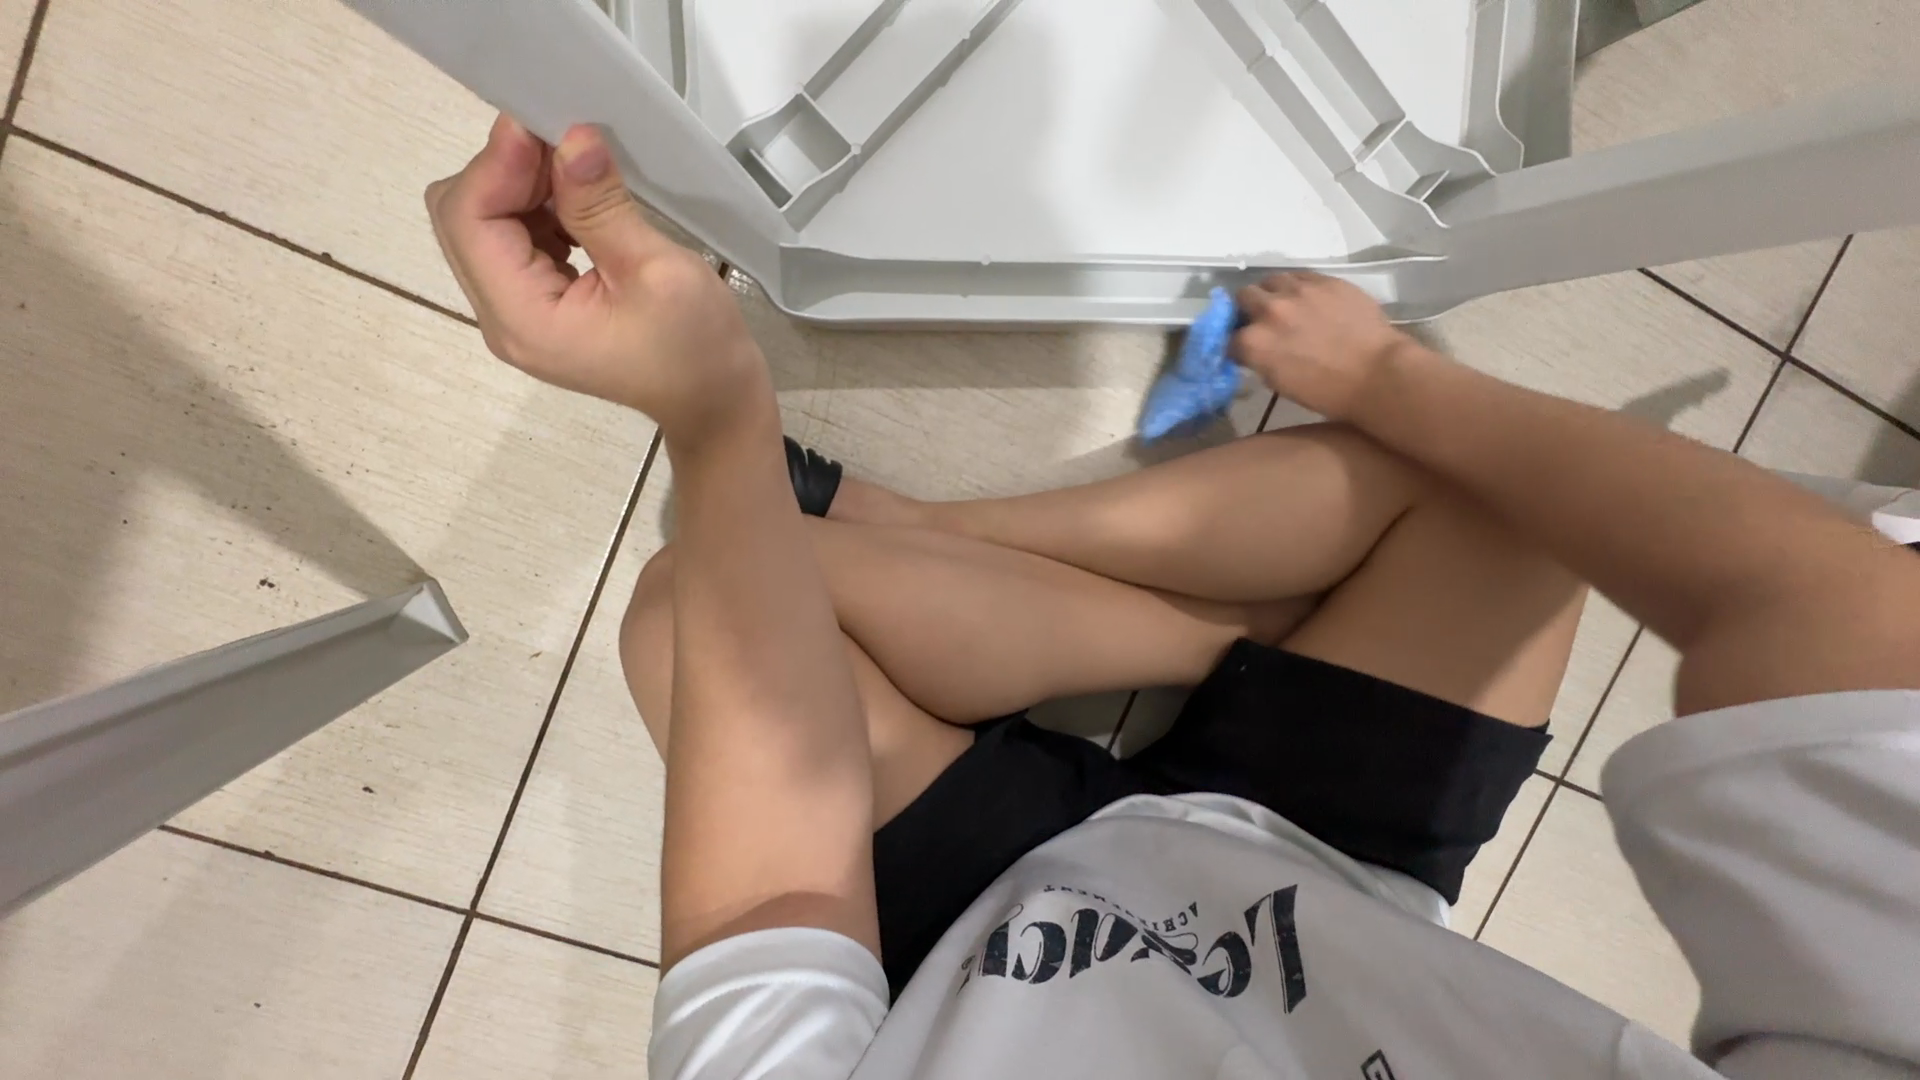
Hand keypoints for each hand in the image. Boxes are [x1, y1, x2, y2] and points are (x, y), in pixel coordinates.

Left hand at [426, 114, 767, 441]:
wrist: (716, 402)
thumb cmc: (699, 348)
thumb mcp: (659, 272)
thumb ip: (603, 206)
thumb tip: (572, 137)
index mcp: (527, 319)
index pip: (470, 220)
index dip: (498, 164)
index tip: (543, 124)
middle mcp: (505, 321)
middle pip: (464, 220)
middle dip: (507, 174)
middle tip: (567, 149)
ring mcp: (519, 319)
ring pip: (485, 228)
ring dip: (524, 191)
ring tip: (580, 176)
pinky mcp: (539, 313)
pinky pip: (515, 247)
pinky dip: (539, 214)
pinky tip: (581, 209)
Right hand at [1229, 272, 1417, 420]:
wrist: (1376, 373)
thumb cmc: (1324, 390)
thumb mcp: (1277, 381)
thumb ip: (1258, 358)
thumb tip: (1253, 349)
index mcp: (1253, 342)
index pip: (1228, 336)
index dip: (1235, 341)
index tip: (1243, 347)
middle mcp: (1269, 310)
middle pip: (1243, 297)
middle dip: (1247, 309)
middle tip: (1260, 320)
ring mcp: (1298, 291)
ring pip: (1270, 280)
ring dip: (1271, 292)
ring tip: (1283, 304)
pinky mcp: (1325, 280)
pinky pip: (1300, 276)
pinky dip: (1297, 286)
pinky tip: (1307, 299)